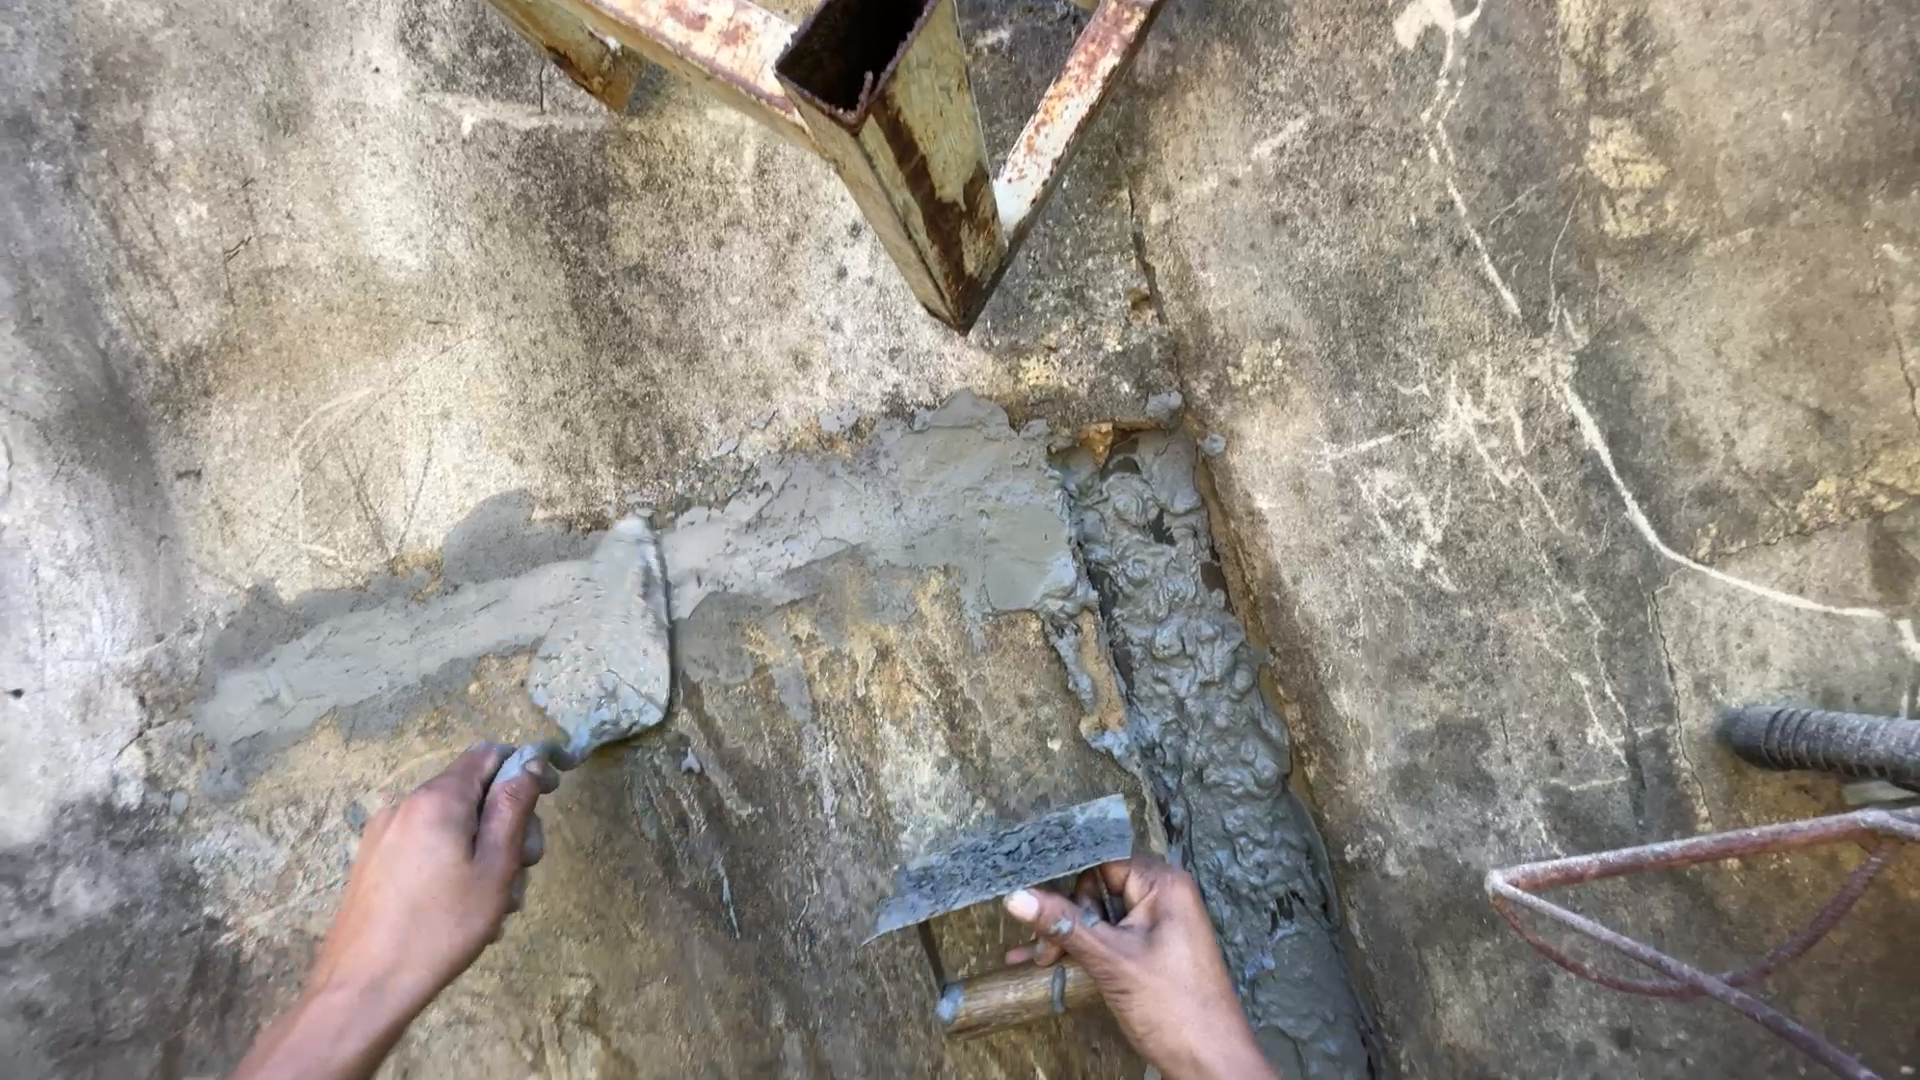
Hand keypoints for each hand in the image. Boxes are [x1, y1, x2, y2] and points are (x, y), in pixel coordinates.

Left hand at [234, 742, 552, 1079]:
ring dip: (486, 848)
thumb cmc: (440, 926)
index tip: (549, 797)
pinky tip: (464, 905)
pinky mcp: (373, 865)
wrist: (359, 996)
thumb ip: (514, 806)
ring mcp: (384, 836)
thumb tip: (530, 763)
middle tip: (523, 865)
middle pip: (476, 791)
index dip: (526, 766)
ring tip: (496, 897)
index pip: (490, 753)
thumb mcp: (496, 865)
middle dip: (509, 820)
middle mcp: (405, 806)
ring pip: (456, 822)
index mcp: (437, 799)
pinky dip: (457, 861)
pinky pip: (431, 844)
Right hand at [1003, 855, 1276, 1079]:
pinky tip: (1051, 962)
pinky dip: (1085, 948)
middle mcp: (1164, 894)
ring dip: (1070, 936)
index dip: (1069, 883)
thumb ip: (1063, 924)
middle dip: (1067, 918)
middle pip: (1098, 888)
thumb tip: (1015, 896)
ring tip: (1041, 960)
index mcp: (1163, 883)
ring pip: (1101, 915)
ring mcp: (1160, 922)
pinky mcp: (1153, 948)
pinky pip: (1111, 936)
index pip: (1100, 861)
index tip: (1035, 900)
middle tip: (1045, 950)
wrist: (1214, 1069)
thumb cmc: (1173, 1009)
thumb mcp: (1111, 961)